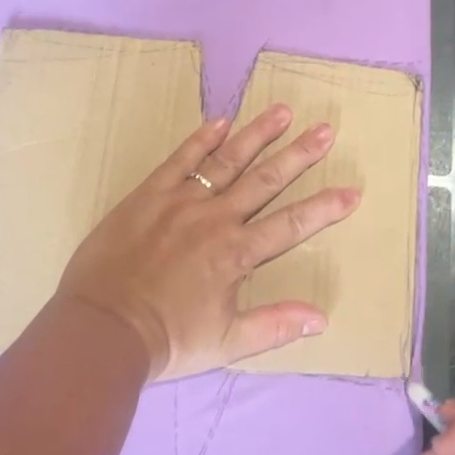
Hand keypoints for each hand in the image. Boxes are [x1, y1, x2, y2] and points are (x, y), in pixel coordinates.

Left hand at [56, 106, 358, 381]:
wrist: (101, 329)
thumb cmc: (167, 340)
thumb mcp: (227, 343)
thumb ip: (275, 325)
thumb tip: (321, 318)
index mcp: (237, 253)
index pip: (291, 225)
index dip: (325, 208)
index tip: (353, 190)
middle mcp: (216, 219)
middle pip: (266, 180)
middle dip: (299, 155)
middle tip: (325, 130)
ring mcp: (181, 202)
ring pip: (227, 161)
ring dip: (257, 135)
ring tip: (282, 111)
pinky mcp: (149, 195)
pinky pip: (180, 160)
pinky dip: (201, 140)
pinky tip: (221, 121)